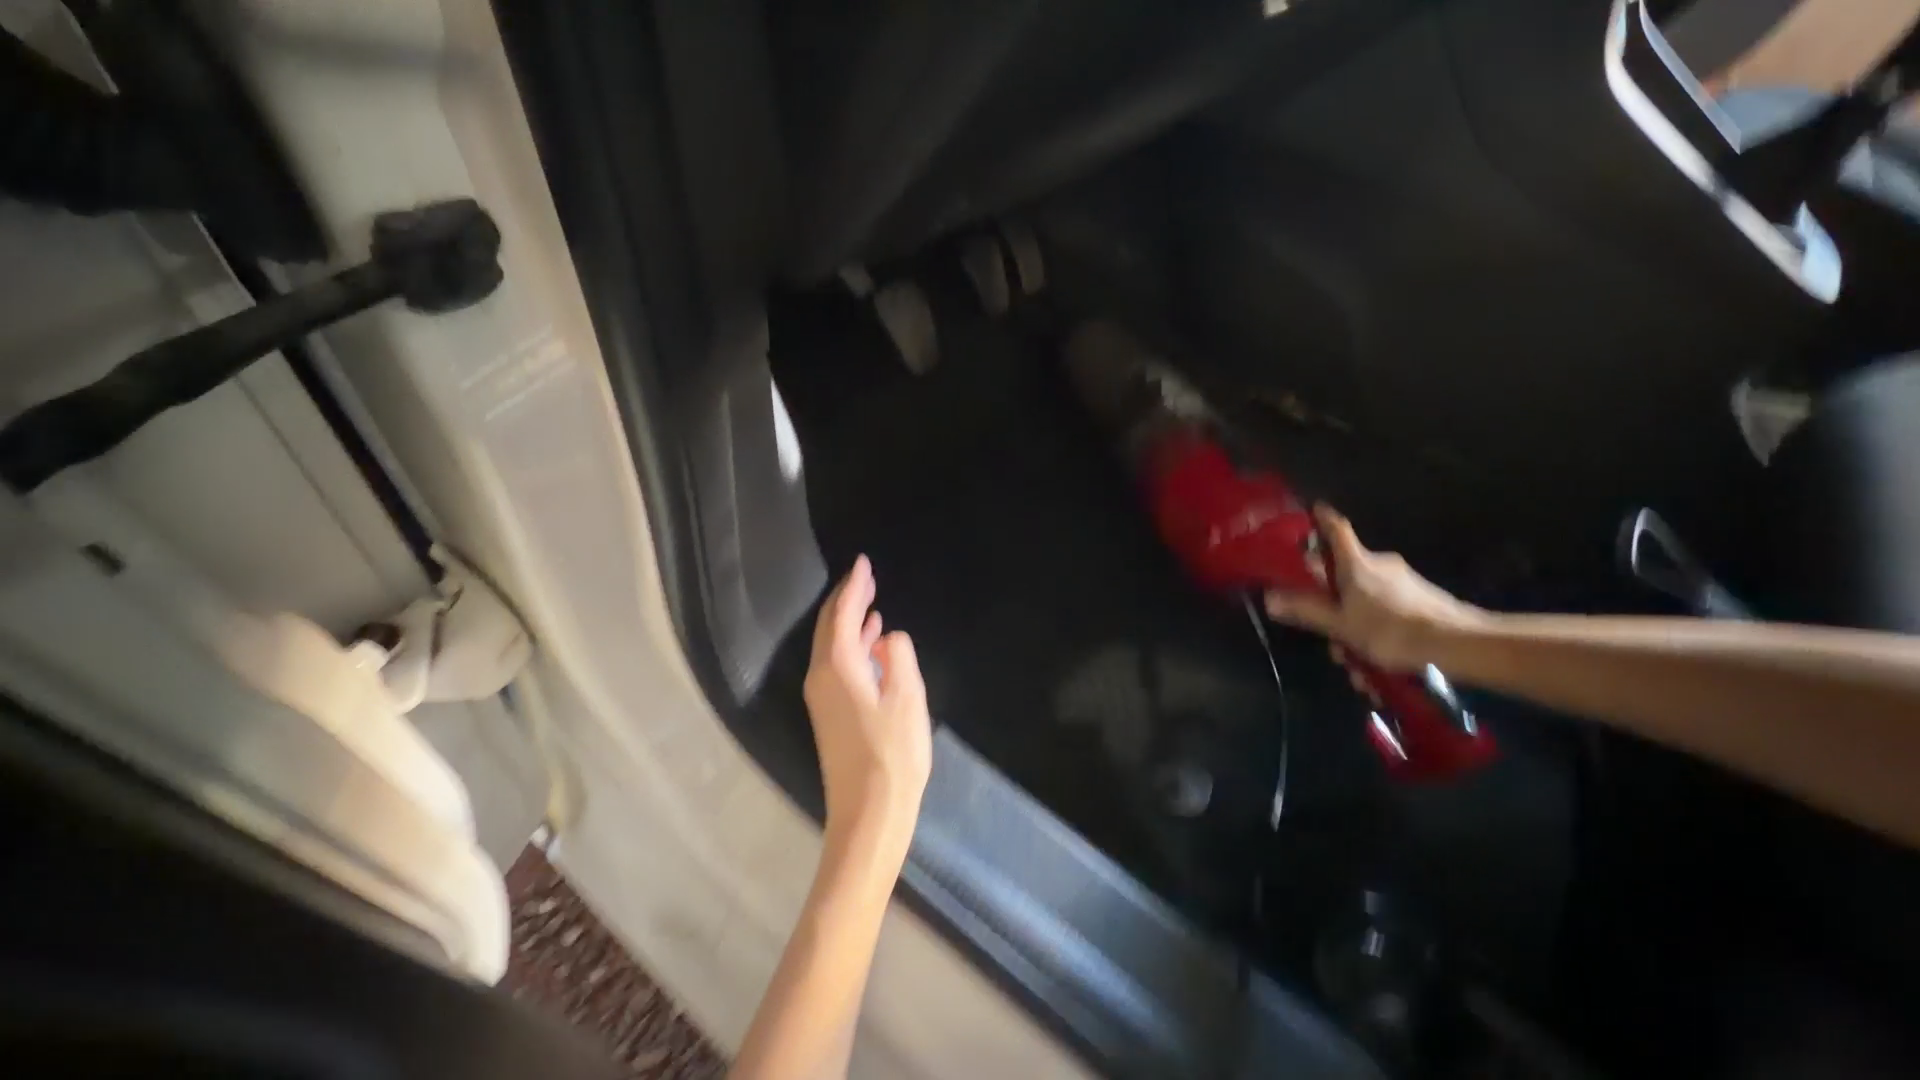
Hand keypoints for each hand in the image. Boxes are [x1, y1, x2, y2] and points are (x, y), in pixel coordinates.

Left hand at [803, 556, 932, 835]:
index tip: (864, 563)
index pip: (843, 614)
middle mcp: (820, 677)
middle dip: (847, 599)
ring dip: (849, 622)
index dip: (854, 586)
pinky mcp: (828, 715)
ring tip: (870, 603)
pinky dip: (851, 646)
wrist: (869, 813)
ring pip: (831, 646)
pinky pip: (835, 664)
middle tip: (866, 576)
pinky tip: (870, 646)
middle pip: (830, 627)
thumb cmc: (893, 754)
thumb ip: (898, 655)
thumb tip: (887, 637)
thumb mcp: (907, 697)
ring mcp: (821, 698)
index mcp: (837, 666)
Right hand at [1265, 506, 1486, 672]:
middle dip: (1333, 610)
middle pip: (1344, 578)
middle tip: (1331, 642)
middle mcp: (1379, 566)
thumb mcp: (1341, 625)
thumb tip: (1271, 597)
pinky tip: (1380, 671)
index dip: (1321, 518)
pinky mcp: (1420, 601)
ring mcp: (1402, 583)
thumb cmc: (1391, 629)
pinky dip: (1378, 640)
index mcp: (1356, 564)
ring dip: (1355, 635)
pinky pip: (1387, 615)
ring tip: (1359, 669)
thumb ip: (1307, 611)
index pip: (1335, 529)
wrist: (1457, 643)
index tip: (1312, 509)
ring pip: (1365, 603)